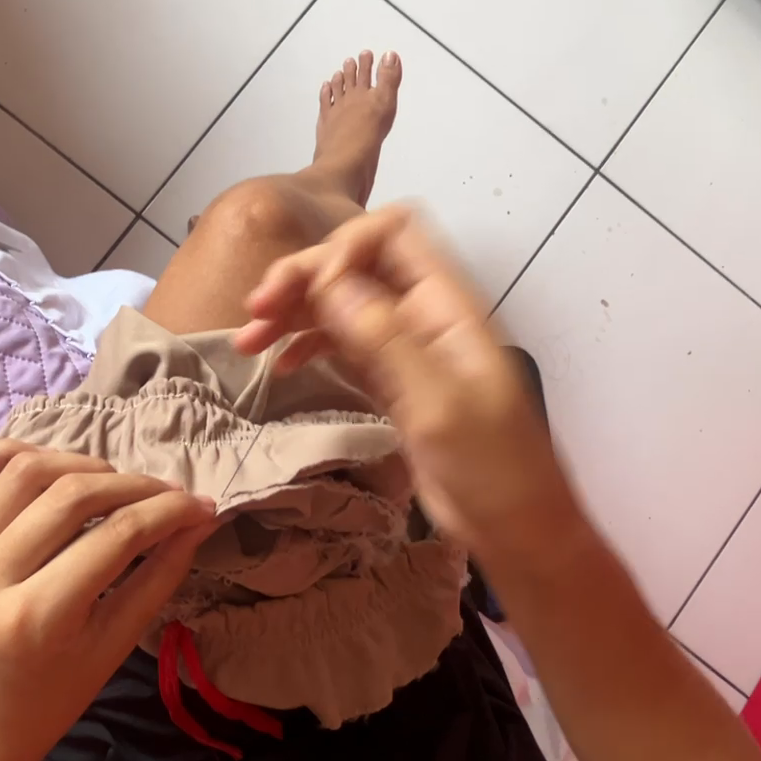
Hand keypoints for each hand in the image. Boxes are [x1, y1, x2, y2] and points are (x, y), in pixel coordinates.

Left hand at [0, 440, 217, 760]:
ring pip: (23, 473)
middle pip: (71, 497)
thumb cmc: (59, 694)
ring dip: (80, 464)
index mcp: (37, 618)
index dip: (168, 512)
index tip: (201, 506)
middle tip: (167, 496)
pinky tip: (47, 462)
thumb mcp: (118, 644)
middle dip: (133, 486)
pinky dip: (5, 452)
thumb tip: (199, 518)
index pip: (116, 537)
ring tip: (114, 482)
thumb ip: (160, 575)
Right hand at [233, 205, 579, 550]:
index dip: (346, 247)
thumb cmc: (492, 469)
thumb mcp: (439, 402)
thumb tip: (327, 279)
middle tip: (255, 311)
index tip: (309, 292)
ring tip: (248, 340)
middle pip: (357, 265)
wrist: (512, 528)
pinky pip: (342, 346)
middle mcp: (423, 315)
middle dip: (303, 277)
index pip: (394, 233)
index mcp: (447, 305)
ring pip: (341, 305)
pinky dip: (308, 346)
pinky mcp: (389, 383)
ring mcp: (404, 349)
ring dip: (294, 313)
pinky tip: (281, 365)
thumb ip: (384, 337)